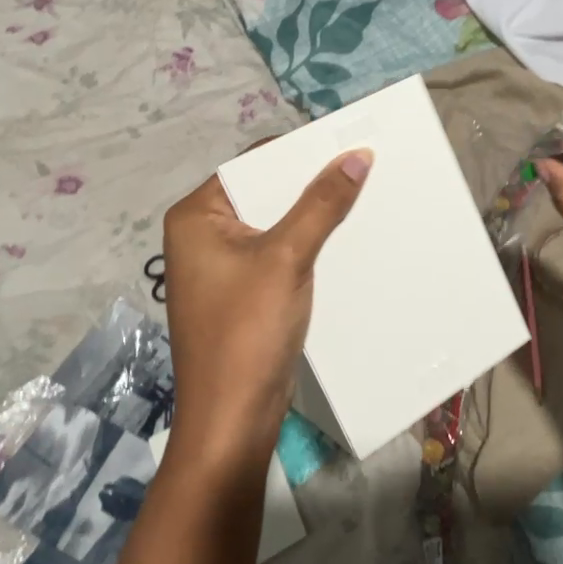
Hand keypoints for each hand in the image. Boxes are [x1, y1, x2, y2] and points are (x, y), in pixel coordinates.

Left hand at [157, 149, 371, 459]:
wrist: (232, 420)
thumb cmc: (246, 332)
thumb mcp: (287, 257)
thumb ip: (322, 203)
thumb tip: (357, 156)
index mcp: (197, 216)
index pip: (253, 165)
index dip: (300, 153)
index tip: (348, 143)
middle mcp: (204, 234)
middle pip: (266, 193)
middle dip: (312, 184)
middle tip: (365, 166)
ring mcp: (224, 266)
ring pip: (278, 223)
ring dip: (316, 215)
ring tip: (365, 195)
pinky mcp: (245, 292)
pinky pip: (281, 252)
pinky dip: (311, 244)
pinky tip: (348, 238)